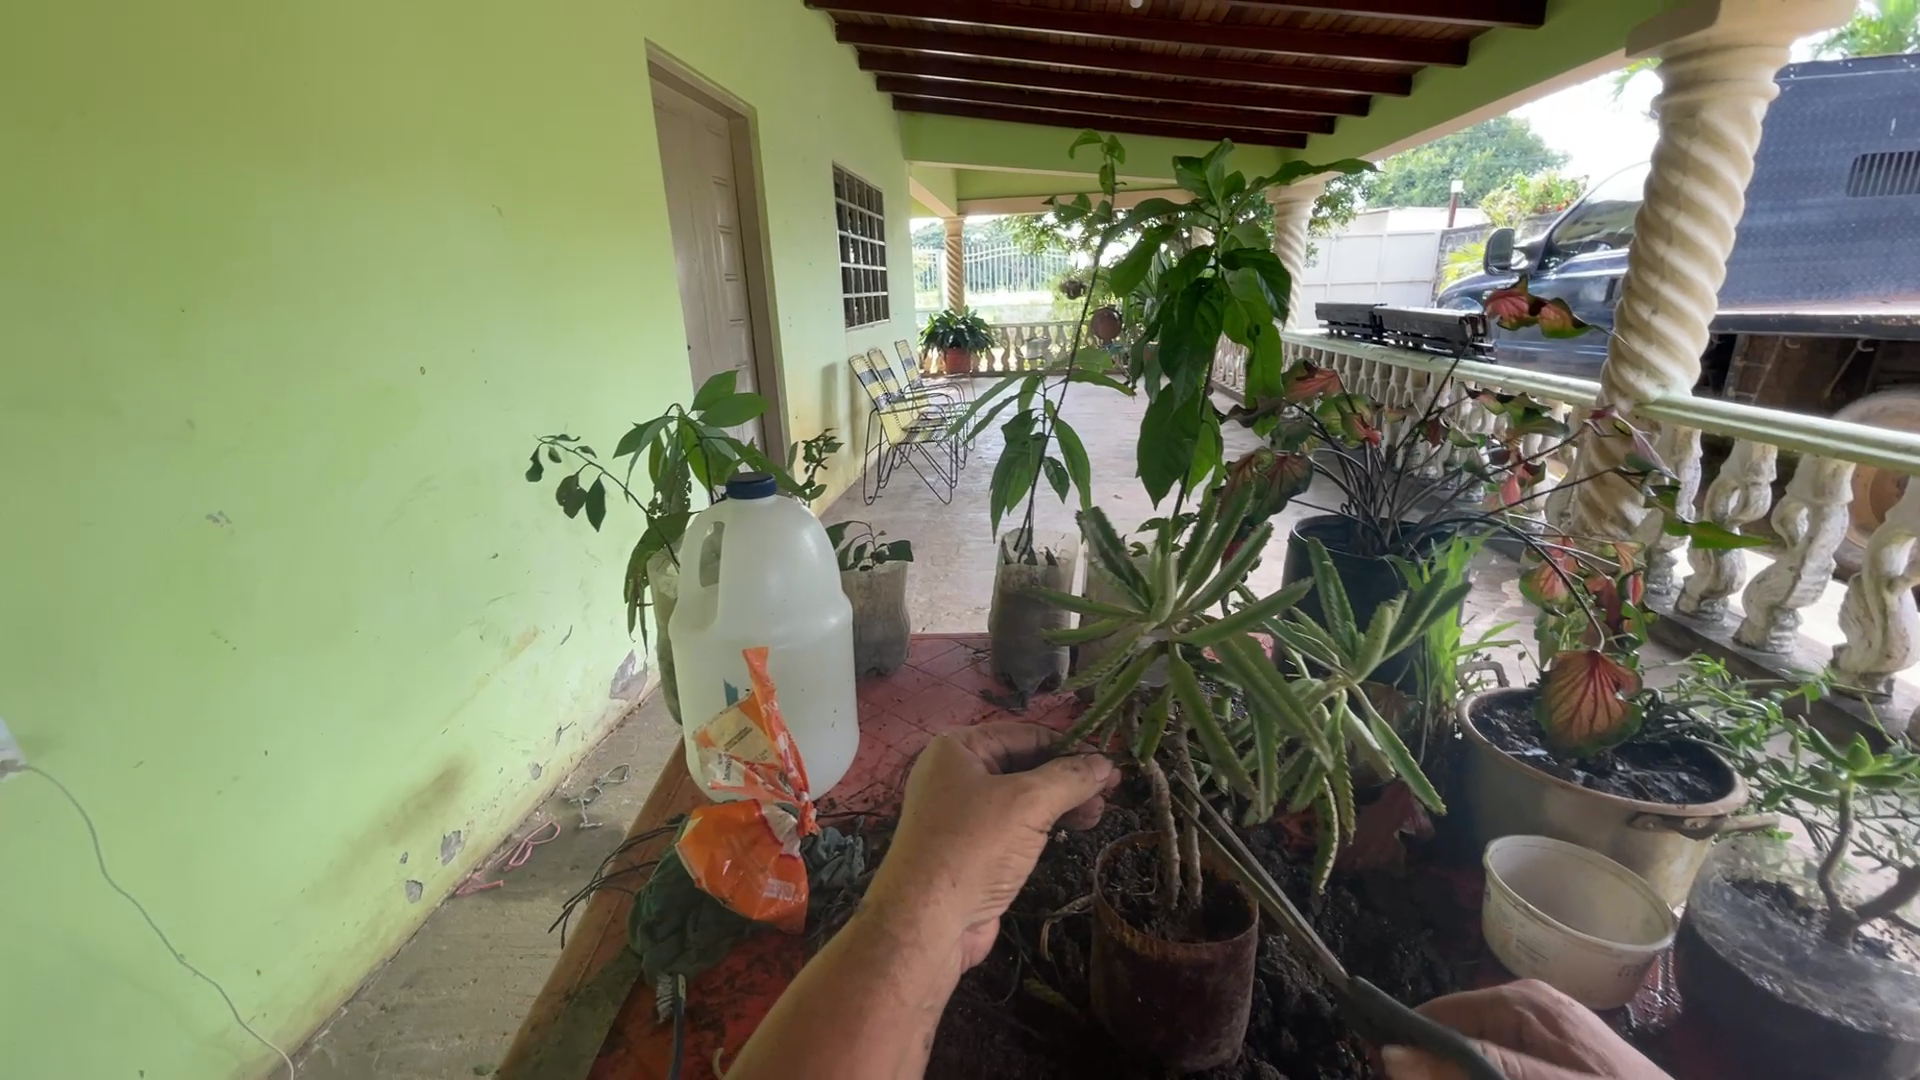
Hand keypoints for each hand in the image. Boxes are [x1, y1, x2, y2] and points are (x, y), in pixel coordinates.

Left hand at [863, 723, 1118, 968]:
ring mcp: (962, 810)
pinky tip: (1070, 830)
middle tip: (1110, 794)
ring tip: (1098, 815)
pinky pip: (1014, 823)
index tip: (1110, 764)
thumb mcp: (1027, 803)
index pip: (1026, 735)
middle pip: (1025, 764)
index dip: (1070, 747)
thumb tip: (1105, 762)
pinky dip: (1043, 823)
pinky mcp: (971, 845)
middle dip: (1068, 778)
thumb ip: (1069, 778)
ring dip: (1061, 802)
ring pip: (1022, 796)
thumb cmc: (974, 847)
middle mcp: (957, 772)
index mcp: (959, 747)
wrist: (926, 923)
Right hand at [1382, 981, 1671, 1079]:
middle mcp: (1529, 1004)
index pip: (1438, 1015)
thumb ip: (1480, 1070)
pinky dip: (1497, 1078)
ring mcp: (1548, 1032)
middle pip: (1459, 1038)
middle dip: (1444, 1070)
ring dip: (1468, 1077)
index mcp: (1522, 1000)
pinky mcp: (1563, 1058)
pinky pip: (1509, 1066)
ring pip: (1482, 1056)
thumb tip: (1391, 1055)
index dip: (1411, 1049)